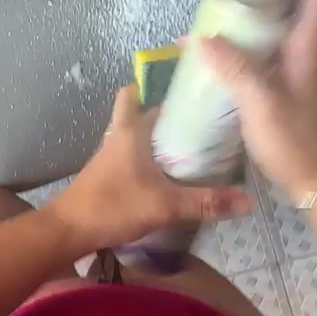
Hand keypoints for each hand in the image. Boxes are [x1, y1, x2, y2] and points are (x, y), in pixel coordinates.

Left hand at [44, 84, 252, 253]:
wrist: (68, 231)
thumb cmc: (112, 206)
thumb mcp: (164, 205)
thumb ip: (206, 202)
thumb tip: (248, 201)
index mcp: (129, 131)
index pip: (136, 92)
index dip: (156, 84)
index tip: (186, 85)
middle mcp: (119, 137)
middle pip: (141, 114)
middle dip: (167, 113)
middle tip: (202, 118)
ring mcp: (111, 157)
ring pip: (138, 137)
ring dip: (160, 138)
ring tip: (195, 145)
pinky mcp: (110, 176)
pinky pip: (135, 158)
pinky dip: (153, 159)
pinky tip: (173, 174)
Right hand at [196, 0, 316, 196]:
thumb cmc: (300, 144)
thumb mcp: (262, 106)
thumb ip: (234, 70)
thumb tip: (201, 38)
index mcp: (311, 47)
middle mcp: (312, 50)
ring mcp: (305, 67)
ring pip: (287, 23)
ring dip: (261, 8)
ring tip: (223, 9)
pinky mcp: (295, 84)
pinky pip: (275, 47)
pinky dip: (254, 38)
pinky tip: (226, 50)